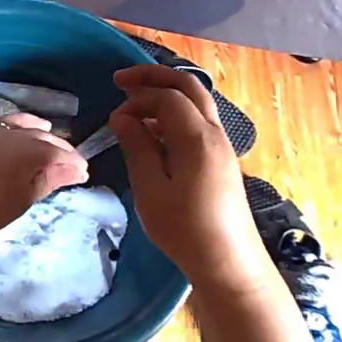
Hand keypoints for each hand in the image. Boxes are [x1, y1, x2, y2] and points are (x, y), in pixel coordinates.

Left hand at [0, 113, 88, 237]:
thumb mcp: (24, 197)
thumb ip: (50, 179)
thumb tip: (77, 170)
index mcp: (29, 150)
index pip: (59, 152)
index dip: (74, 162)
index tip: (84, 173)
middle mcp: (12, 135)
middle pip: (44, 137)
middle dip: (62, 149)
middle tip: (73, 164)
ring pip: (24, 126)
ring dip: (41, 133)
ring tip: (53, 142)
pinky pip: (2, 123)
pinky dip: (16, 124)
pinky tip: (20, 129)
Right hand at [108, 65, 269, 292]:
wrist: (228, 264)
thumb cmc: (184, 228)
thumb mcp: (150, 188)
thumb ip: (137, 146)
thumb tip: (123, 117)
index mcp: (197, 139)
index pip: (167, 98)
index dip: (137, 99)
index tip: (112, 118)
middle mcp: (215, 135)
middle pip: (189, 87)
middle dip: (154, 78)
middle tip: (121, 80)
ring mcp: (222, 147)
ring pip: (196, 103)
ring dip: (164, 94)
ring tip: (133, 104)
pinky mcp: (220, 160)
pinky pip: (198, 122)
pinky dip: (173, 114)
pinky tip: (153, 131)